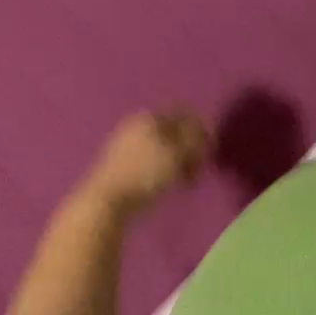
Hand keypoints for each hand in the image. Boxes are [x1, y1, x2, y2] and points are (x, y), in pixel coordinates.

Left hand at [86, 110, 209, 212]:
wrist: (104, 202)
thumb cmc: (145, 174)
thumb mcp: (178, 155)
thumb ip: (196, 141)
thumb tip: (206, 135)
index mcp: (150, 116)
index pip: (183, 113)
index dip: (200, 128)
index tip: (210, 148)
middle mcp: (136, 124)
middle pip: (172, 131)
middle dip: (188, 147)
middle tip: (199, 167)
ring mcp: (124, 144)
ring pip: (160, 147)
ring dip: (176, 161)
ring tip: (185, 181)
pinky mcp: (117, 166)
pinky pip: (148, 161)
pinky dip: (161, 170)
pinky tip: (166, 185)